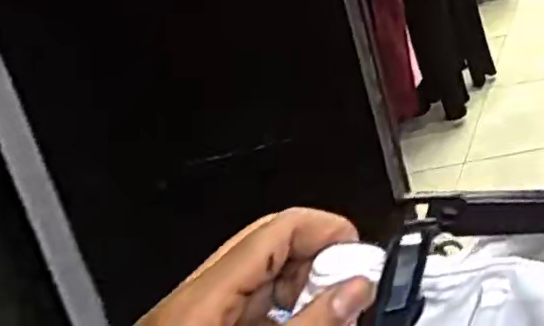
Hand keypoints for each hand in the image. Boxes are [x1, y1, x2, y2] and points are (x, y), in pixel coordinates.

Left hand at [138, 208, 373, 325]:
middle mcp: (186, 308)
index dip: (330, 232)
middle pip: (272, 248)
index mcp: (196, 303)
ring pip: (260, 282)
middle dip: (318, 264)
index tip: (358, 262)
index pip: (282, 227)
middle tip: (342, 292)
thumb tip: (357, 288)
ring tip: (324, 320)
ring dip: (302, 294)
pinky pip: (244, 313)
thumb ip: (313, 323)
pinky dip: (278, 319)